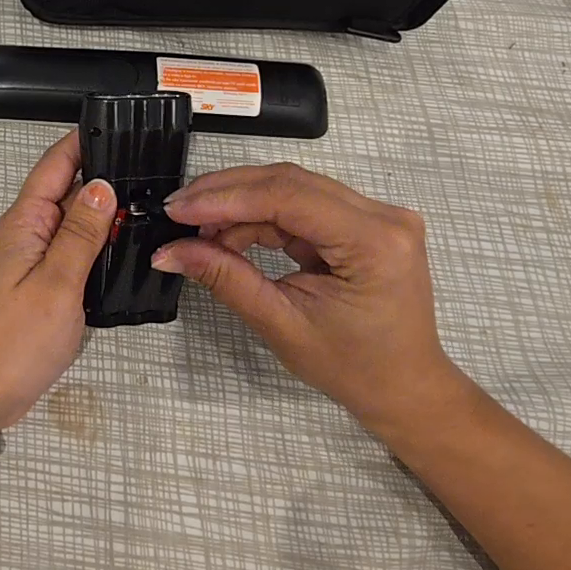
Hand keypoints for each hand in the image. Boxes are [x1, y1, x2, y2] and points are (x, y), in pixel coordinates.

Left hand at [0, 132, 116, 443]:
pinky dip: (94, 248)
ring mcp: (30, 262)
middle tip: (149, 167)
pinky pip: (69, 254)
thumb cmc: (7, 346)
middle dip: (103, 176)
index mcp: (23, 224)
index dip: (84, 142)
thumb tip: (101, 187)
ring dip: (102, 214)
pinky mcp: (37, 288)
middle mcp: (24, 236)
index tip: (119, 126)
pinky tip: (119, 251)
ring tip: (144, 205)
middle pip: (66, 191)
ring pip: (71, 224)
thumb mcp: (55, 284)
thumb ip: (81, 234)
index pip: (55, 166)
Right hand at [151, 163, 466, 434]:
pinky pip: (299, 205)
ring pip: (290, 187)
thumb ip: (225, 278)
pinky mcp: (360, 221)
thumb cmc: (351, 366)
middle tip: (176, 210)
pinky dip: (257, 217)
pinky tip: (225, 235)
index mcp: (374, 242)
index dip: (225, 198)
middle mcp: (382, 216)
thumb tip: (167, 251)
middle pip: (288, 181)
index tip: (176, 210)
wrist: (403, 388)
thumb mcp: (281, 323)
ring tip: (195, 230)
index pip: (288, 197)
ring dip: (238, 204)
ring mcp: (375, 215)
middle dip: (225, 193)